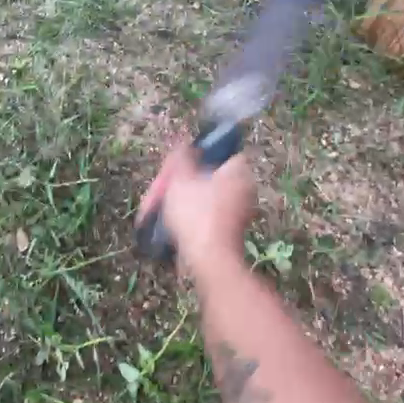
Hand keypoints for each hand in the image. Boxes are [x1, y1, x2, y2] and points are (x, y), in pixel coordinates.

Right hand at [134, 142, 254, 280]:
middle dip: (180, 181)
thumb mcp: (180, 179)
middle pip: (208, 175)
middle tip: (161, 190)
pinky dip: (190, 214)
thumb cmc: (196, 214)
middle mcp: (244, 189)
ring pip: (204, 195)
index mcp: (238, 172)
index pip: (220, 152)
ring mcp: (240, 212)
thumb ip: (182, 157)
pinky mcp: (231, 230)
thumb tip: (185, 142)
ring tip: (159, 208)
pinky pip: (207, 213)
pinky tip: (170, 223)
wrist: (210, 261)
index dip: (198, 154)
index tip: (179, 163)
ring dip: (181, 198)